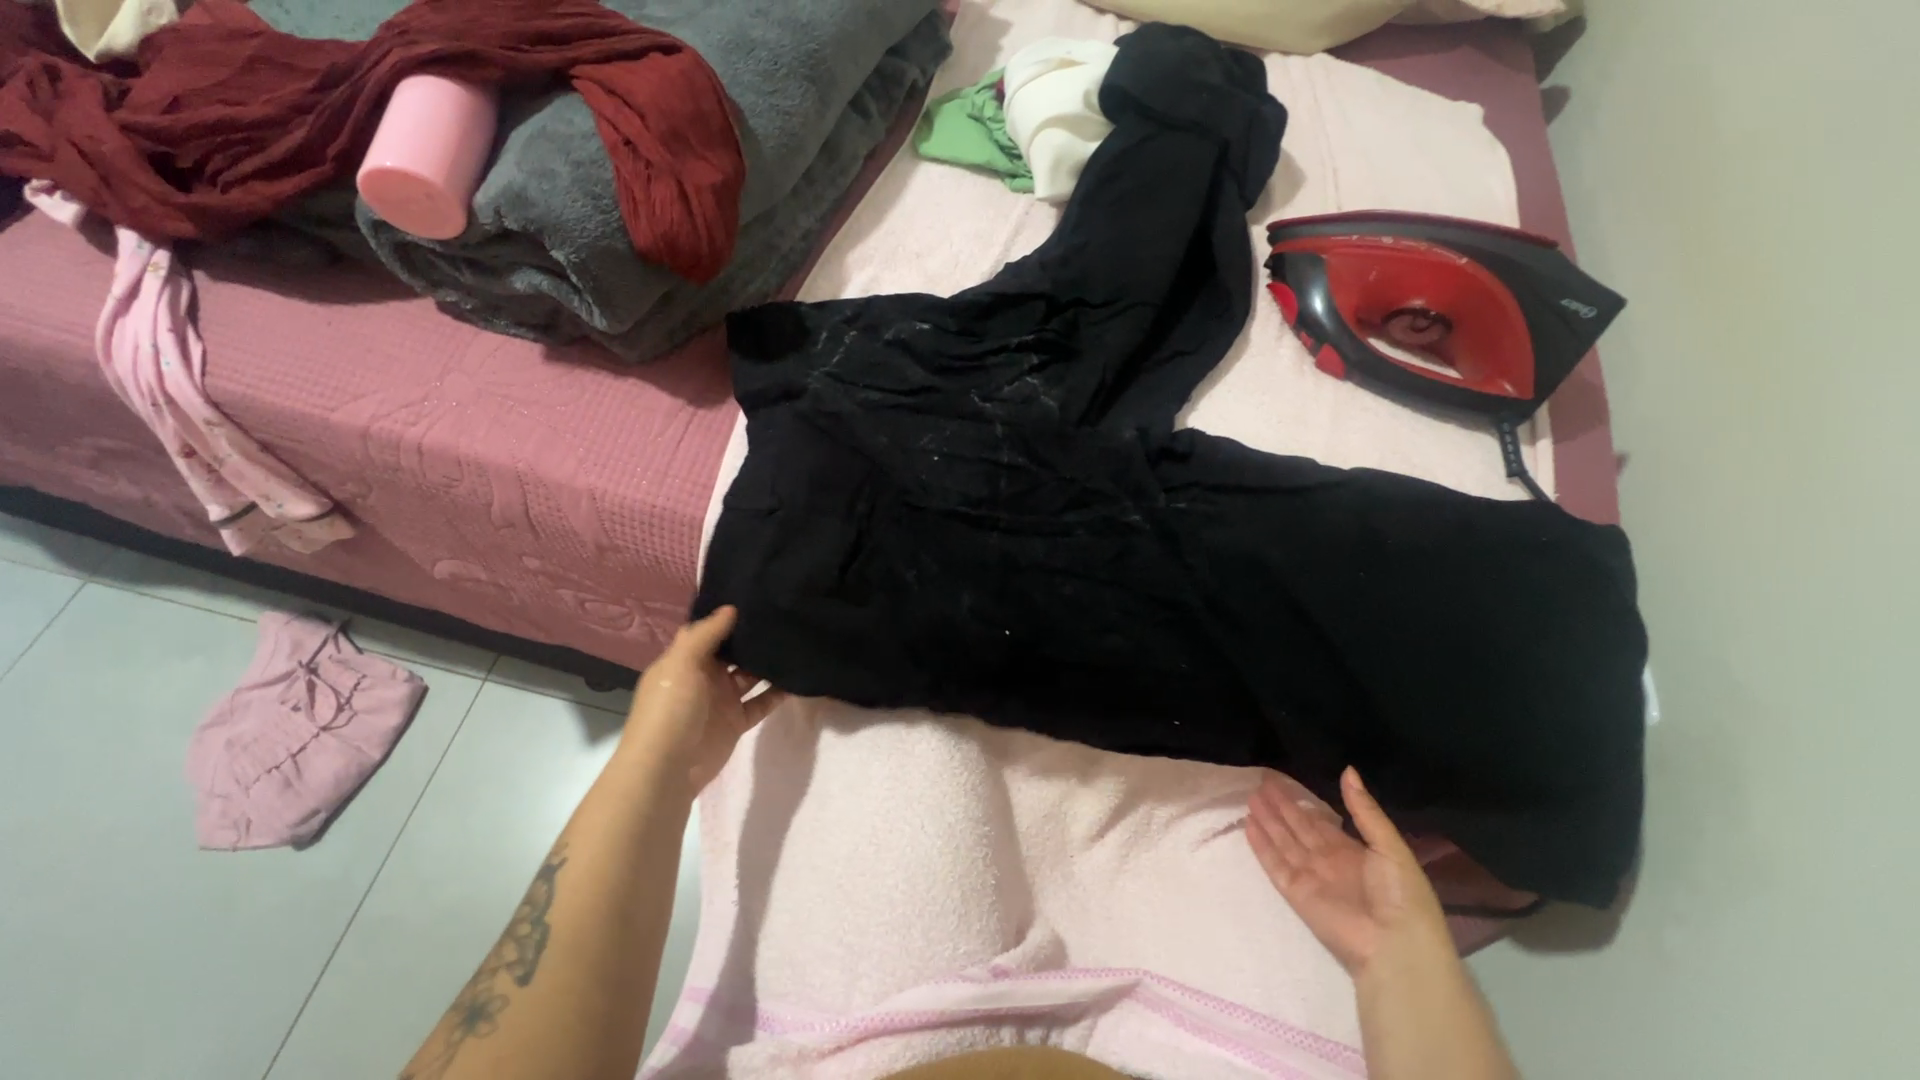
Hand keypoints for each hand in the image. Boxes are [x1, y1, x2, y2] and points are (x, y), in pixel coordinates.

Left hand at [621, 606, 787, 792]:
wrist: (668, 767)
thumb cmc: (670, 709)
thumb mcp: (681, 664)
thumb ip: (705, 635)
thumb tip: (731, 608)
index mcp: (685, 660)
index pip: (709, 632)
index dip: (728, 617)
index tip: (757, 597)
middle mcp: (703, 676)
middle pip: (732, 652)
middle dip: (752, 638)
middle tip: (784, 615)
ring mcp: (722, 700)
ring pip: (750, 675)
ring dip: (768, 663)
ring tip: (795, 641)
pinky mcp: (737, 721)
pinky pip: (761, 702)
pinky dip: (777, 692)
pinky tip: (797, 677)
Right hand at [1246, 767, 1448, 978]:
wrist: (1394, 944)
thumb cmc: (1401, 893)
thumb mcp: (1390, 845)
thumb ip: (1365, 810)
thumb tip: (1347, 770)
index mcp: (1354, 852)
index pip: (1321, 823)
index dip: (1303, 803)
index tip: (1284, 783)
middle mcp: (1329, 862)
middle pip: (1298, 829)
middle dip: (1280, 807)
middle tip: (1260, 783)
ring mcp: (1311, 877)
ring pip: (1283, 842)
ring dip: (1267, 821)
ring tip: (1249, 798)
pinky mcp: (1296, 893)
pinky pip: (1274, 864)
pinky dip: (1261, 846)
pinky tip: (1248, 826)